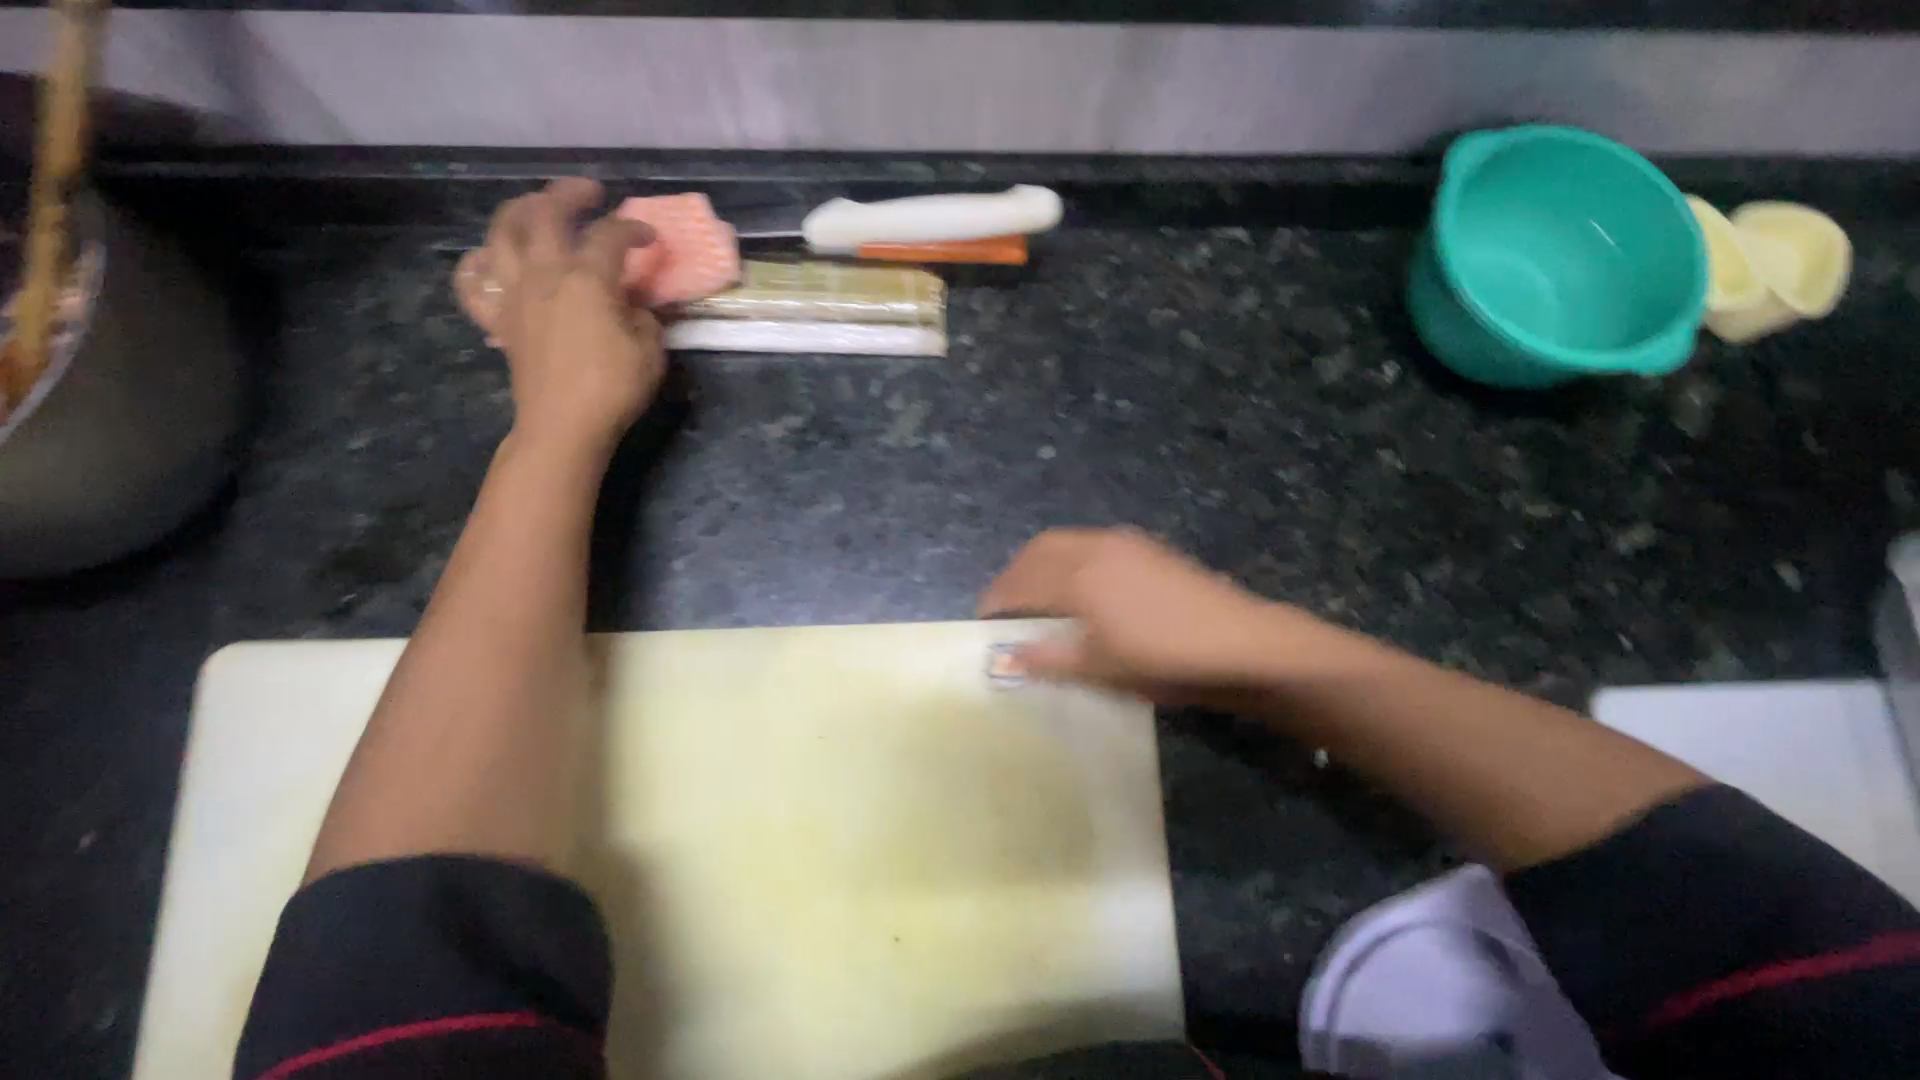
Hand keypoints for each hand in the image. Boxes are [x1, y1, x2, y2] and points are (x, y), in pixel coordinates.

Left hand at [456, 178, 664, 449]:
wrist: (564, 426)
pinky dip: (475, 264)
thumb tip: (632, 304)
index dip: (634, 229)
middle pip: (547, 213)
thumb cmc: (614, 389)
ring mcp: (515, 294)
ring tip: (537, 207)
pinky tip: (487, 258)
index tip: (650, 238)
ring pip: (502, 233)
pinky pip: (472, 283)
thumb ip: (644, 316)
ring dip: (519, 210)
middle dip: (570, 193)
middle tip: (591, 191)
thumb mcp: (650, 350)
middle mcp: (544, 274)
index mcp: (587, 279)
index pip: (611, 236)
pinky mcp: (499, 320)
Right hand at [978, 527, 1316, 702]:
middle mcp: (1096, 548)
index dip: (997, 600)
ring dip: (1043, 564)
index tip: (984, 622)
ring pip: (1067, 543)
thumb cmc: (1163, 660)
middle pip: (1039, 550)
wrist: (1240, 643)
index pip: (1021, 581)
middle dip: (1015, 574)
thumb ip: (1048, 658)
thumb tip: (1004, 659)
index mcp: (1079, 575)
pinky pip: (1093, 544)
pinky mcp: (1149, 548)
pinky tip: (1083, 589)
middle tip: (1006, 606)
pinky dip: (1071, 560)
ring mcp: (1126, 543)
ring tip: (1039, 597)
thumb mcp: (1100, 668)